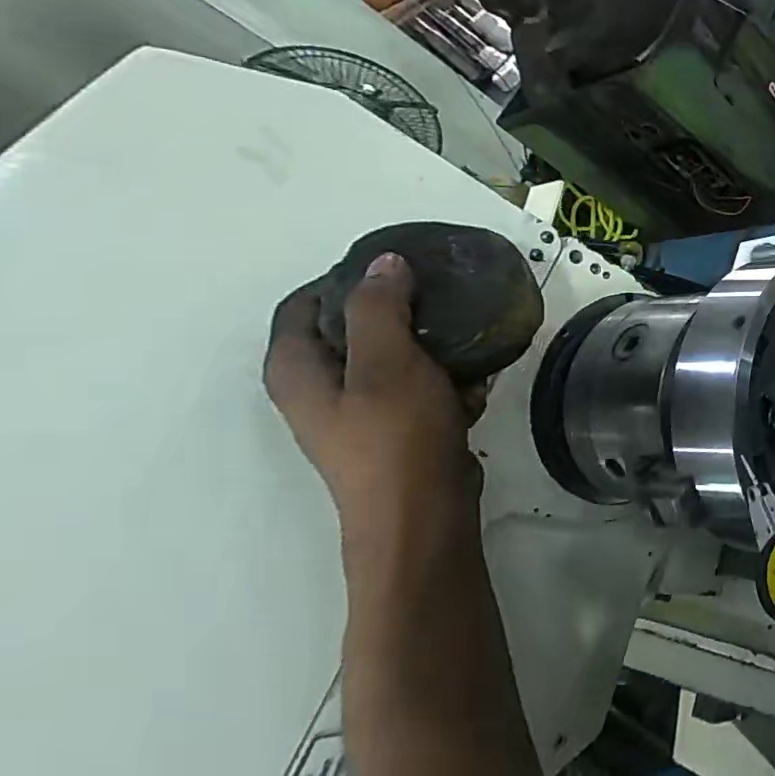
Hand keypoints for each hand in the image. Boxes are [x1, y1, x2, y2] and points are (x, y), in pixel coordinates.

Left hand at [264, 252, 484, 533]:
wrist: (424, 512)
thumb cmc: (396, 435)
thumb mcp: (387, 363)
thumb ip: (379, 308)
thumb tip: (384, 262)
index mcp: (298, 370)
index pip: (306, 302)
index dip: (347, 277)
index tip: (402, 266)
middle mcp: (320, 388)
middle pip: (354, 327)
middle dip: (401, 309)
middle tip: (443, 295)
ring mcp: (361, 410)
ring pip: (395, 356)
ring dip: (433, 346)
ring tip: (471, 339)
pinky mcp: (398, 427)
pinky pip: (420, 386)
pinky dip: (446, 380)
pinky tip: (477, 384)